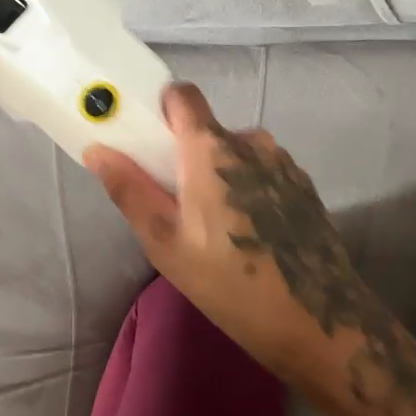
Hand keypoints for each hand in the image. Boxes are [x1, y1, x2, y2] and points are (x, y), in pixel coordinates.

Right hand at [83, 84, 380, 385]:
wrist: (317, 320)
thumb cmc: (229, 282)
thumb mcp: (166, 244)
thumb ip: (131, 191)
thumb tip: (98, 150)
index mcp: (212, 147)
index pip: (184, 96)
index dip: (164, 107)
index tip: (150, 138)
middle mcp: (251, 141)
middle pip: (209, 131)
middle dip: (189, 156)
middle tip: (178, 205)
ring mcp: (282, 162)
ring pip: (238, 154)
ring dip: (222, 175)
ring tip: (217, 229)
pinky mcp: (303, 185)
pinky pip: (264, 173)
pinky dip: (250, 190)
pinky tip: (251, 235)